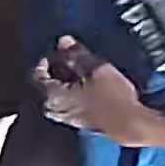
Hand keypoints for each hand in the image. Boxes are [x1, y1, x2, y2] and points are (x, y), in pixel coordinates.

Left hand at [31, 36, 164, 147]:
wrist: (126, 124)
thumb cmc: (111, 96)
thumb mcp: (95, 69)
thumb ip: (76, 55)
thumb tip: (62, 41)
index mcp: (52, 96)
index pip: (38, 76)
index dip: (44, 62)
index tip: (55, 52)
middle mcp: (52, 108)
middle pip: (46, 85)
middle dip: (55, 70)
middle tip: (68, 58)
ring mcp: (62, 116)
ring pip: (56, 94)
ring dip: (63, 80)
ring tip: (77, 69)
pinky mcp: (73, 120)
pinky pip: (65, 102)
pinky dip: (70, 91)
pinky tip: (83, 85)